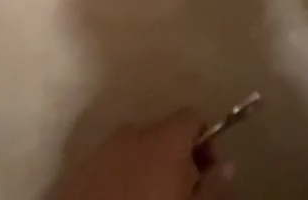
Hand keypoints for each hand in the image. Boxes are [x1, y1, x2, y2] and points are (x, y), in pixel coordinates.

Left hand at [46, 111, 226, 199]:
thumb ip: (213, 186)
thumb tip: (227, 165)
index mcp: (165, 138)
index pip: (192, 116)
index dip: (205, 141)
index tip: (208, 171)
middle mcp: (134, 131)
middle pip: (164, 132)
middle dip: (177, 156)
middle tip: (183, 190)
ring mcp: (103, 147)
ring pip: (136, 146)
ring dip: (149, 165)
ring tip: (152, 196)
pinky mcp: (80, 167)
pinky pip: (111, 161)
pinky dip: (122, 174)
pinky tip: (122, 198)